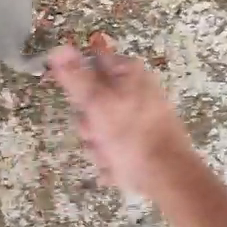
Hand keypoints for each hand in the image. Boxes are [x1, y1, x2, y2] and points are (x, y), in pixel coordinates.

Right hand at [47, 35, 194, 197]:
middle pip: (92, 99)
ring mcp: (140, 117)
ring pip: (100, 126)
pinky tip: (117, 168)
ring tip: (109, 156)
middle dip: (88, 123)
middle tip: (95, 133)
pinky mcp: (142, 141)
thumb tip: (57, 47)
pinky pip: (114, 145)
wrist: (169, 178)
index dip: (77, 82)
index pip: (90, 63)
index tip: (77, 102)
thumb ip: (75, 76)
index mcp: (128, 72)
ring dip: (98, 145)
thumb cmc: (131, 135)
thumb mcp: (97, 102)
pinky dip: (112, 158)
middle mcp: (136, 89)